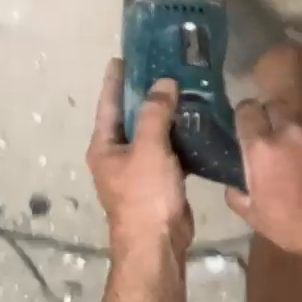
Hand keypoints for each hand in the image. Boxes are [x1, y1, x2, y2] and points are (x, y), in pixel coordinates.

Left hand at [87, 60, 193, 252]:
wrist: (157, 244)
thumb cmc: (145, 195)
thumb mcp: (149, 148)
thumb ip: (155, 113)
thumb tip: (164, 83)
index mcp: (105, 146)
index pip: (108, 104)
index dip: (115, 80)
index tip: (122, 57)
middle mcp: (117, 155)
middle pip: (130, 117)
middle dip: (145, 94)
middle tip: (163, 67)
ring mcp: (138, 170)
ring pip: (152, 134)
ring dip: (165, 115)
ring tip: (184, 89)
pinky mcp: (159, 181)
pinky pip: (168, 151)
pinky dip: (180, 137)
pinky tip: (197, 123)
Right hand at [224, 98, 301, 258]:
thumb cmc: (297, 227)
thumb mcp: (256, 219)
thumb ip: (237, 196)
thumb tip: (233, 187)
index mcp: (261, 147)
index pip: (246, 109)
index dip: (244, 116)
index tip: (246, 128)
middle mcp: (288, 130)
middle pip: (273, 105)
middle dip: (270, 117)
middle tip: (271, 139)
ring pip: (299, 119)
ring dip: (294, 130)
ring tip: (299, 154)